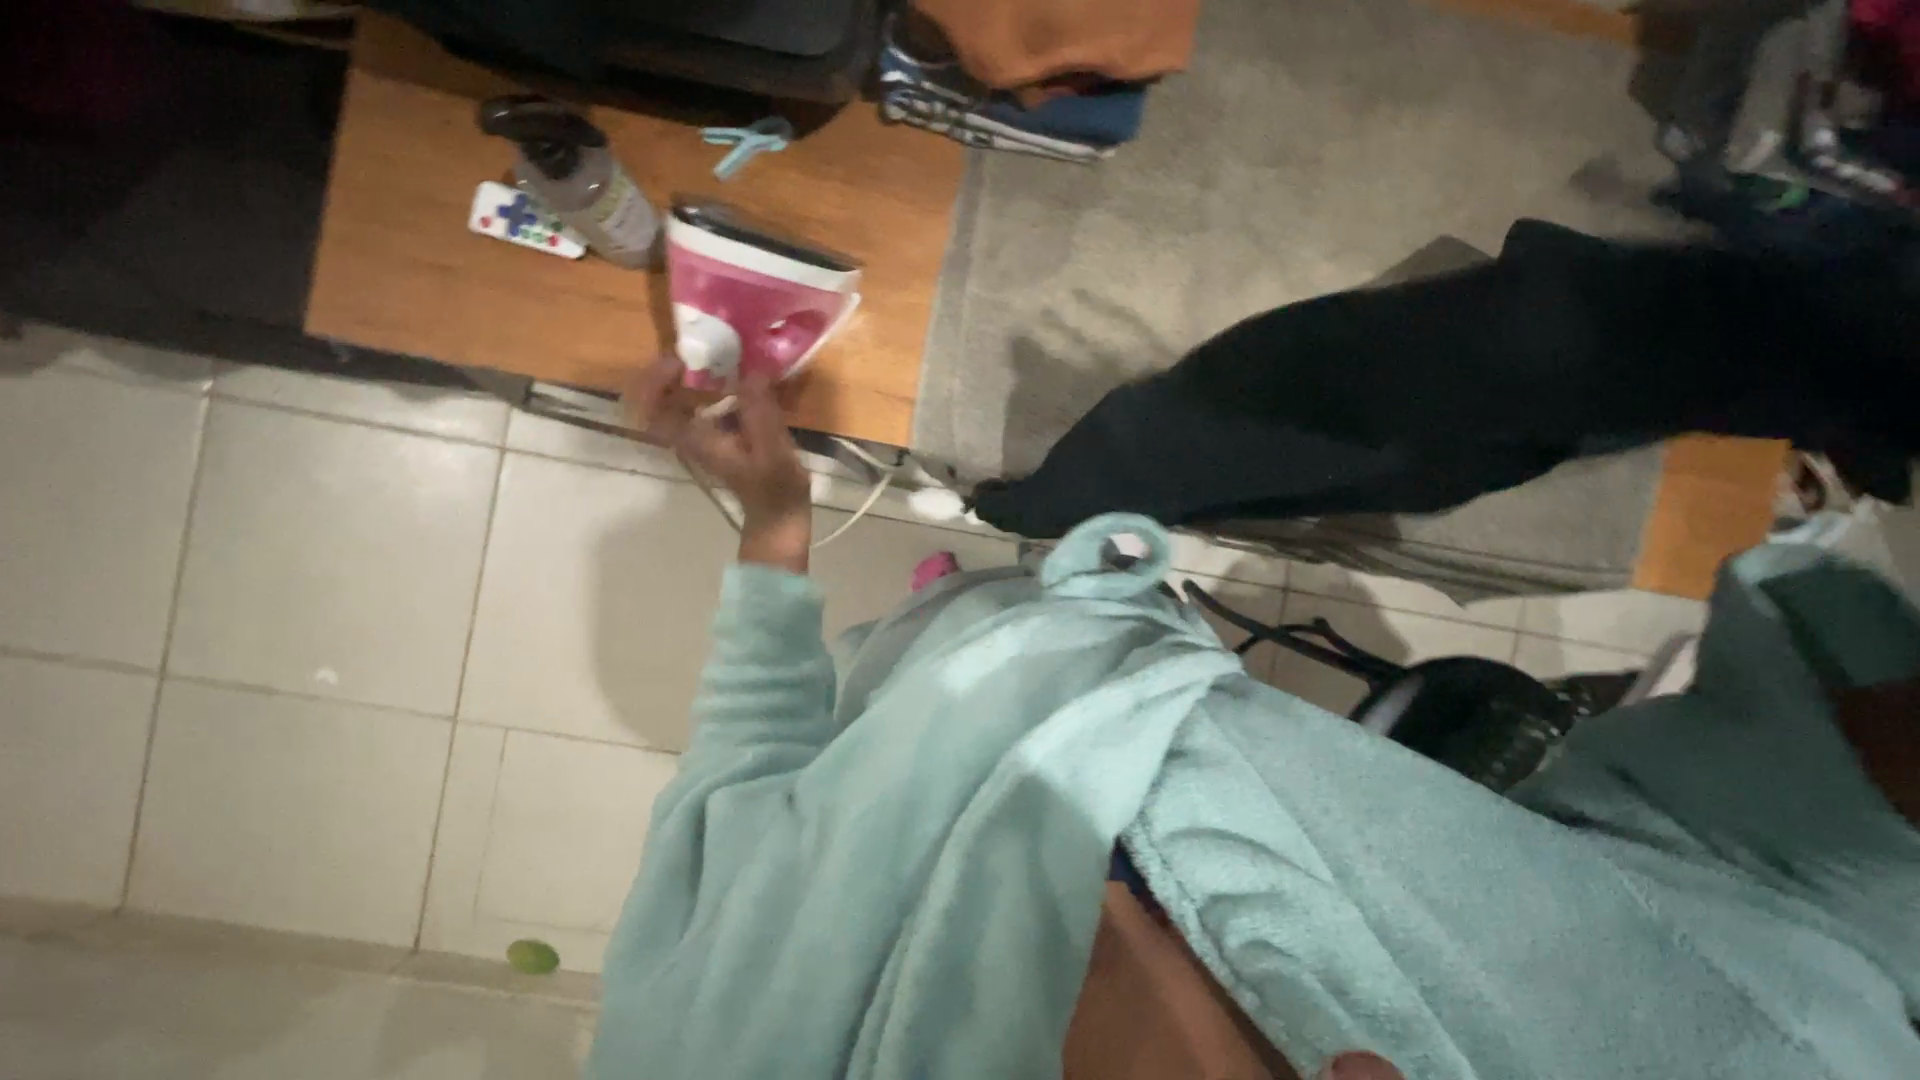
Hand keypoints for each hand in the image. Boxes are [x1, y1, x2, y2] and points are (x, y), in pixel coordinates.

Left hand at [625, 356, 811, 571]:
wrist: (779, 515)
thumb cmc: (775, 488)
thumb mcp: (772, 449)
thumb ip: (760, 411)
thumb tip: (752, 371)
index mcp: (695, 440)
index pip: (651, 411)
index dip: (653, 382)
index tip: (680, 361)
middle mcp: (690, 436)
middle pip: (658, 400)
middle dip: (672, 371)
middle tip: (701, 352)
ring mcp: (702, 436)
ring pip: (678, 400)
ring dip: (691, 376)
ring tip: (721, 358)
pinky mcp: (717, 435)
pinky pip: (700, 405)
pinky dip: (710, 387)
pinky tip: (738, 378)